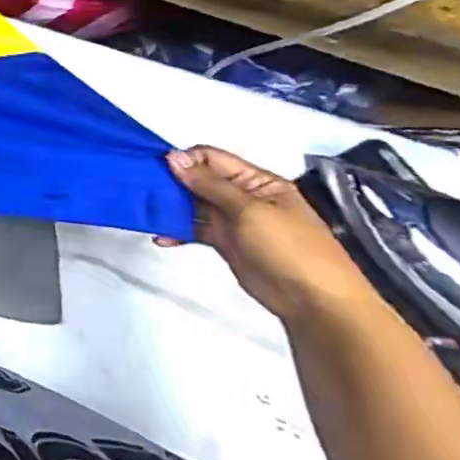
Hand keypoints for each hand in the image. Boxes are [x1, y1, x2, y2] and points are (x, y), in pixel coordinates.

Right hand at [161, 146, 379, 323]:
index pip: (212, 158)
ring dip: (171, 207)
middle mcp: (244, 197)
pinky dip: (177, 231)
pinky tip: (161, 237)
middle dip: (171, 183)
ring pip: (193, 205)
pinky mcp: (226, 242)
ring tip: (147, 213)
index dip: (184, 161)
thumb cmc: (289, 248)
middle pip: (199, 180)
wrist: (316, 303)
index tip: (155, 169)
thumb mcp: (249, 210)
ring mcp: (234, 220)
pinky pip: (195, 229)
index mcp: (257, 182)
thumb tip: (173, 156)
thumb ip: (209, 183)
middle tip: (143, 189)